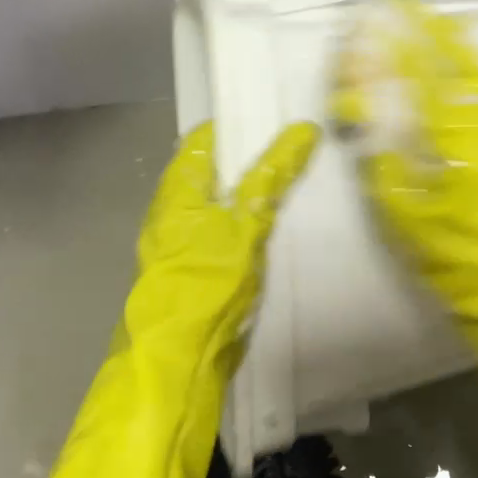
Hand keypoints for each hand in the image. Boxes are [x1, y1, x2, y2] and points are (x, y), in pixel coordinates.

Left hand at [0, 121, 318, 477]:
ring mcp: (181, 244)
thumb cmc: (207, 281)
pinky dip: (250, 225)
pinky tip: (281, 230)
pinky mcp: (196, 273)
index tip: (277, 117)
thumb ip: (274, 176)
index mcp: (177, 190)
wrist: (178, 360)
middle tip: (298, 149)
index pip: (205, 139)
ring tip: (298, 184)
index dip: (238, 125)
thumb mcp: (248, 222)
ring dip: (252, 195)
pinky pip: (226, 234)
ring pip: (220, 205)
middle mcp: (173, 211)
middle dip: (251, 160)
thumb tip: (305, 128)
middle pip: (213, 172)